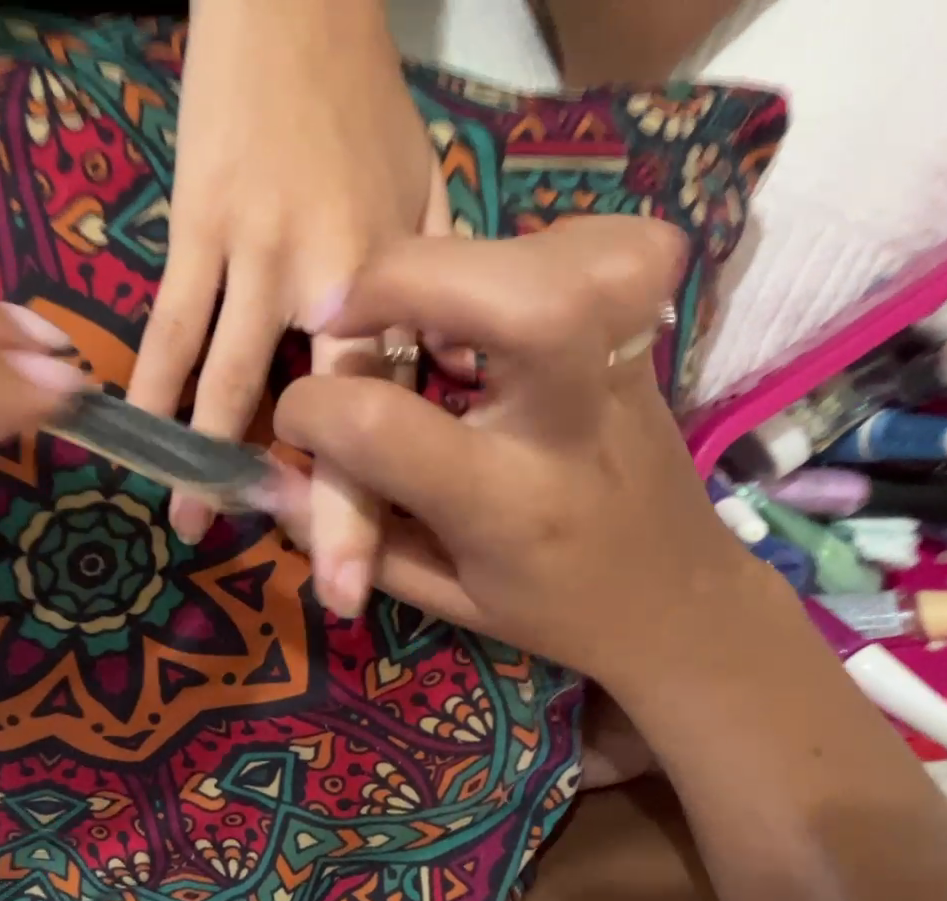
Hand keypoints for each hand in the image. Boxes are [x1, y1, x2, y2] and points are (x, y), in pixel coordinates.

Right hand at [126, 0, 439, 617]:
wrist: (291, 8)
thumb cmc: (365, 103)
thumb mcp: (428, 188)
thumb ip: (432, 288)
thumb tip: (432, 371)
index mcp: (402, 268)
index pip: (396, 403)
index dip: (380, 491)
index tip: (366, 577)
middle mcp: (335, 272)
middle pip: (326, 410)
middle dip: (321, 506)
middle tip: (321, 590)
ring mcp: (257, 252)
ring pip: (229, 382)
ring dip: (208, 462)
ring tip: (194, 530)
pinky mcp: (195, 229)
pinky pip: (170, 326)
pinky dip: (154, 387)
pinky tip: (139, 439)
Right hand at [268, 218, 779, 694]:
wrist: (680, 601)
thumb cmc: (547, 609)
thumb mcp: (438, 594)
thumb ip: (349, 535)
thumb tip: (267, 473)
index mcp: (504, 507)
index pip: (384, 428)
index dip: (311, 408)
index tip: (297, 419)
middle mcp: (569, 427)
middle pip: (518, 301)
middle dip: (403, 277)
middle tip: (345, 309)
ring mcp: (620, 371)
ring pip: (573, 258)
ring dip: (470, 254)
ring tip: (416, 295)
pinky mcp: (643, 337)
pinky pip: (605, 247)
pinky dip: (533, 246)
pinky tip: (492, 285)